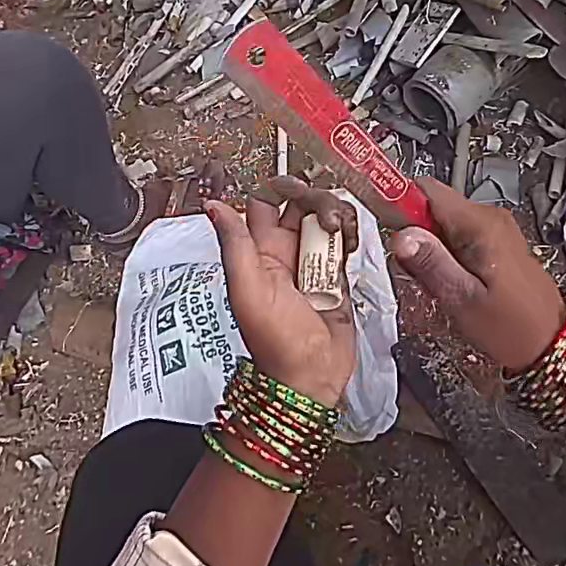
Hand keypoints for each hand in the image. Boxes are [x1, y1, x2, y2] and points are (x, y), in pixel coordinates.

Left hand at [206, 185, 358, 407]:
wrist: (312, 376)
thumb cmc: (276, 341)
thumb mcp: (249, 290)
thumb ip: (236, 245)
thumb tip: (214, 205)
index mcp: (259, 251)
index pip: (266, 202)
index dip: (281, 189)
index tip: (298, 191)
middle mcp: (285, 251)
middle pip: (301, 204)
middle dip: (318, 201)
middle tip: (329, 221)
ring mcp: (313, 261)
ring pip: (326, 218)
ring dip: (339, 217)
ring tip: (343, 237)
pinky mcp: (337, 273)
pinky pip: (345, 240)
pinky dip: (352, 234)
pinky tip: (352, 245)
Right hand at [390, 178, 565, 371]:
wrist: (552, 343)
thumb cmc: (513, 328)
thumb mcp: (463, 300)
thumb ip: (431, 264)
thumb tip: (400, 236)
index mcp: (480, 225)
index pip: (425, 190)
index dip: (397, 201)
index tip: (379, 221)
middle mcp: (488, 217)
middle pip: (432, 206)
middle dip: (414, 233)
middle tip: (415, 271)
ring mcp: (494, 228)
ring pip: (442, 222)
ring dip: (429, 247)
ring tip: (438, 281)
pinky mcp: (495, 241)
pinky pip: (457, 235)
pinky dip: (445, 254)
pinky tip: (452, 281)